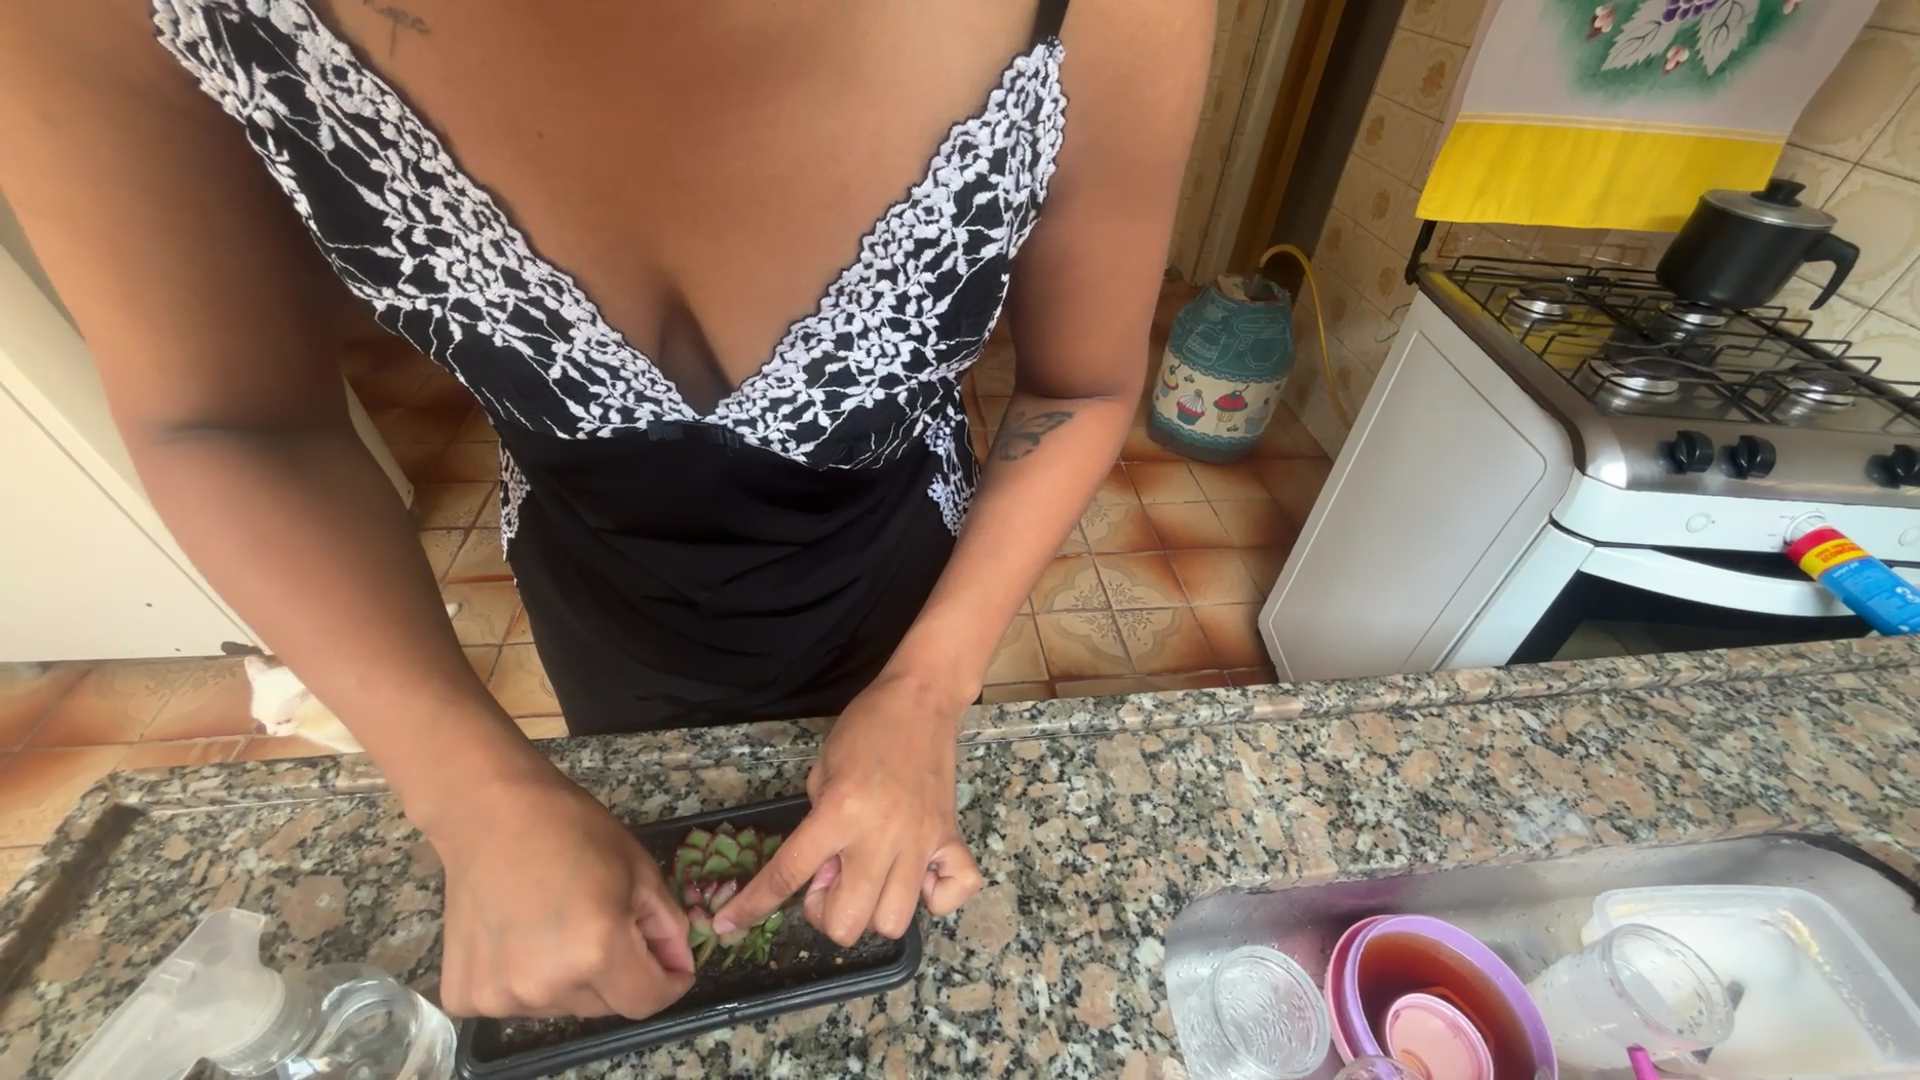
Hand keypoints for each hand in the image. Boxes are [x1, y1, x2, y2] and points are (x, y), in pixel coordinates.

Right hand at [431, 767, 695, 1018]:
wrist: (494, 816)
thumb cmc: (575, 831)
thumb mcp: (640, 869)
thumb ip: (667, 925)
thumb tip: (680, 965)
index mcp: (597, 950)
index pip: (645, 1001)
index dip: (668, 985)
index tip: (676, 968)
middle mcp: (547, 986)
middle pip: (606, 1005)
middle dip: (624, 973)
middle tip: (616, 924)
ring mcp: (499, 997)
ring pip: (564, 1004)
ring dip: (577, 977)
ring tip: (566, 923)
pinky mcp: (464, 997)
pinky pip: (518, 1002)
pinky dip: (532, 978)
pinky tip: (527, 935)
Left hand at [715, 671, 982, 944]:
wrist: (921, 700)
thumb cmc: (866, 726)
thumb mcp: (824, 767)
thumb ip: (816, 820)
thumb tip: (826, 870)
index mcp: (840, 812)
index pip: (789, 873)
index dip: (753, 905)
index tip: (729, 925)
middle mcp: (880, 836)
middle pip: (846, 923)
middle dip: (827, 912)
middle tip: (830, 877)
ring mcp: (921, 842)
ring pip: (893, 922)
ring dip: (873, 909)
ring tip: (871, 877)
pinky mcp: (951, 838)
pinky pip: (952, 896)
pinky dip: (935, 897)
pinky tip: (919, 876)